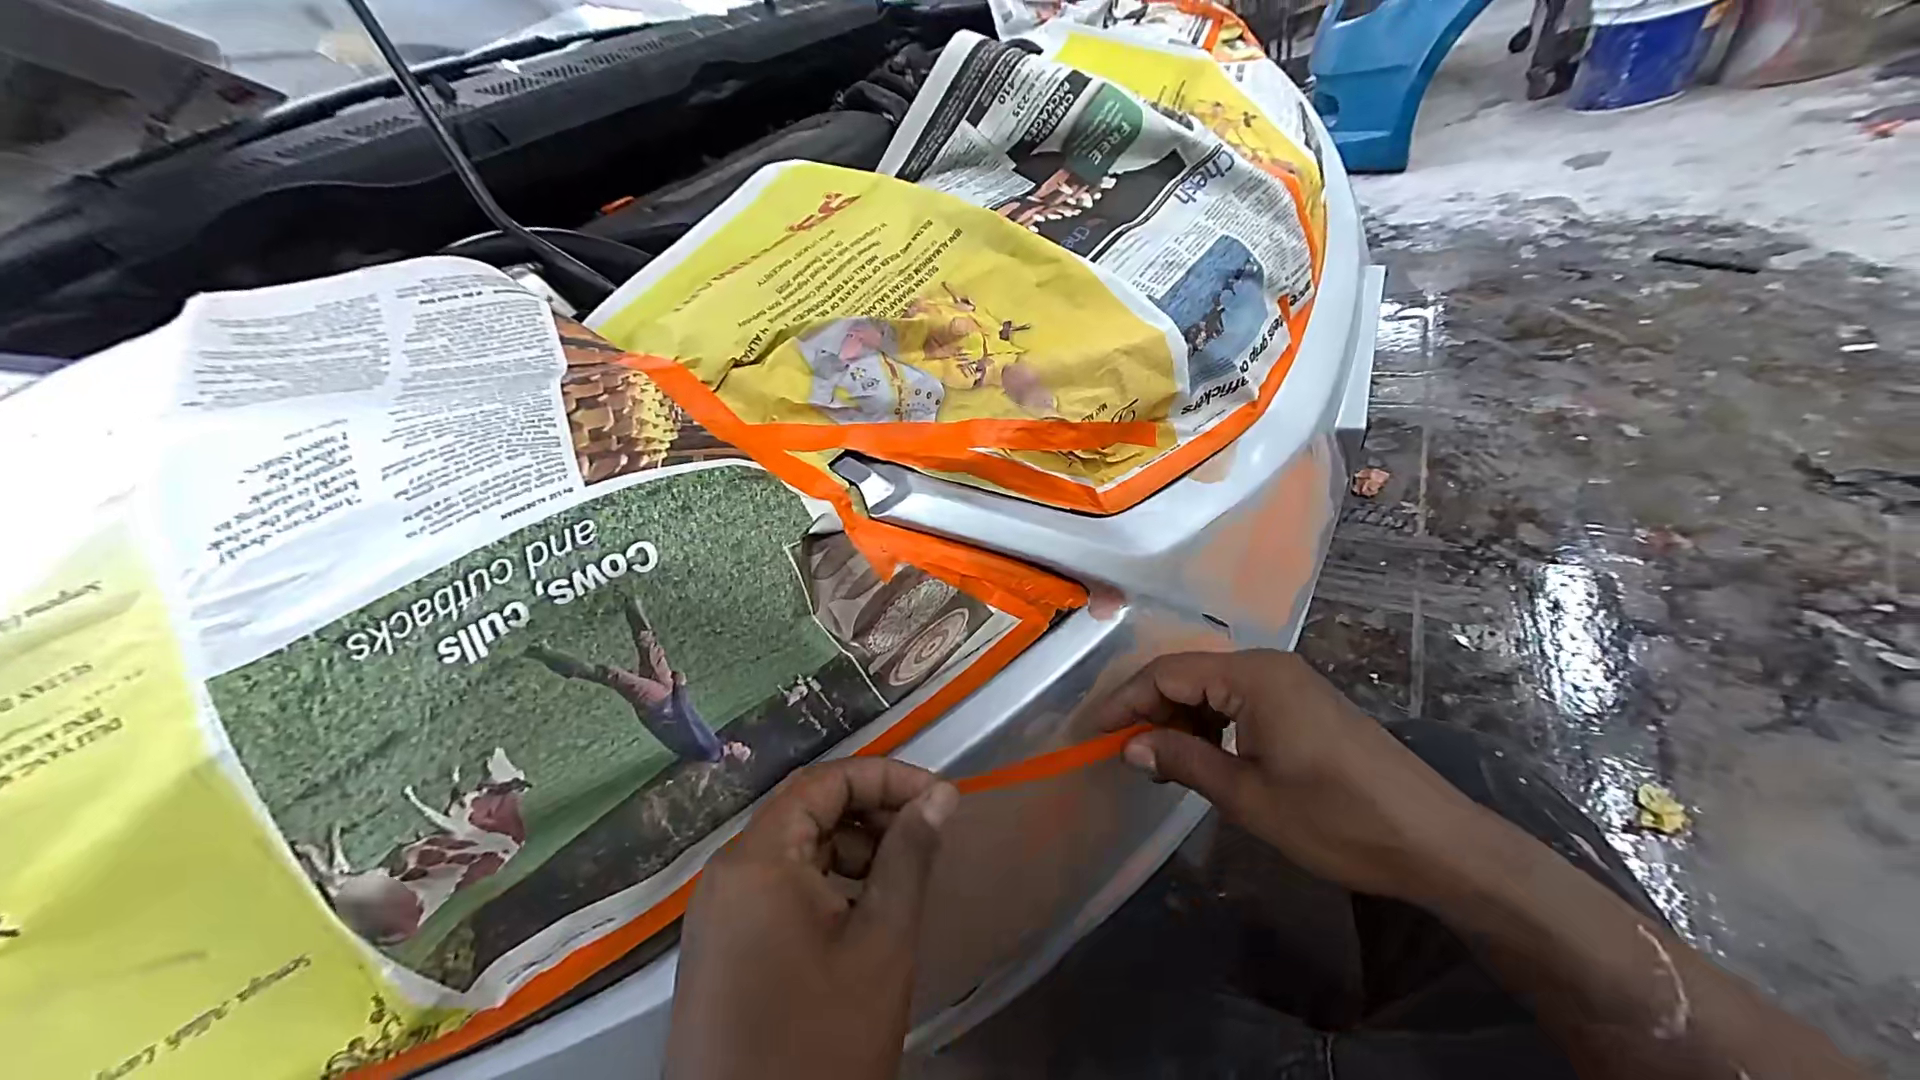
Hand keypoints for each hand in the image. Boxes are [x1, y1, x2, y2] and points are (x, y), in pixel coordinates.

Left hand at [666, 758, 959, 1079]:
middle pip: (808, 810)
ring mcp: (721, 911)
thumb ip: (910, 856)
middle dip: (872, 812)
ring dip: (853, 848)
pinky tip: (864, 911)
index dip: (886, 777)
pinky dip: (827, 882)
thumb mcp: (881, 942)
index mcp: (758, 859)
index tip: (937, 796)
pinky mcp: (724, 944)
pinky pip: (781, 886)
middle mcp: (729, 873)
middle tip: (926, 834)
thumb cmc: (820, 1040)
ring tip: (902, 875)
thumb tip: (940, 795)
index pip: (826, 781)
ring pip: (796, 849)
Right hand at [1095, 649, 1490, 902]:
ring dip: (1180, 719)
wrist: (1440, 844)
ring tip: (1164, 762)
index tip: (1095, 733)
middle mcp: (1269, 665)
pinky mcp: (1303, 702)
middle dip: (1152, 711)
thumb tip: (1129, 746)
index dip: (1126, 701)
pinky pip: (1239, 700)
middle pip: (1188, 674)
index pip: (1167, 673)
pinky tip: (1205, 756)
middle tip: (1127, 753)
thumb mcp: (1248, 796)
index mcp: (1253, 676)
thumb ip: (1182, 760)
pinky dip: (1211, 723)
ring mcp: (1290, 681)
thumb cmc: (1338, 820)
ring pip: (1212, 687)